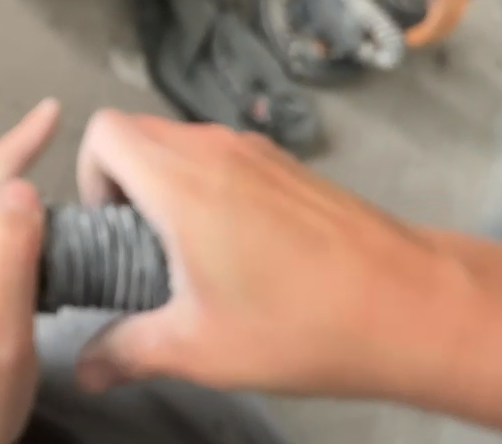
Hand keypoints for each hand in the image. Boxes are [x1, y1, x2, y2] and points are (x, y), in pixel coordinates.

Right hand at [73, 111, 471, 397]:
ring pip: (174, 139)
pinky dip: (201, 179)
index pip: (102, 132)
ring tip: (191, 246)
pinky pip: (215, 151)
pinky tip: (240, 240)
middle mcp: (207, 146)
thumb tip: (83, 370)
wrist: (418, 305)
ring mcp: (249, 146)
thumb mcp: (202, 349)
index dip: (91, 174)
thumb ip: (128, 350)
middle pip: (132, 131)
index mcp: (177, 179)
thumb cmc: (299, 325)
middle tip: (142, 241)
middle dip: (119, 178)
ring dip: (161, 178)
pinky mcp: (281, 158)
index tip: (113, 227)